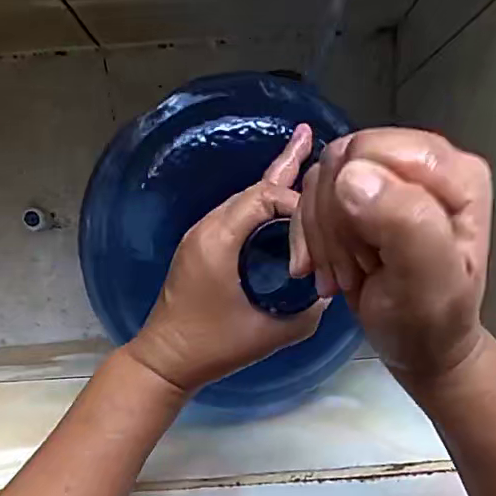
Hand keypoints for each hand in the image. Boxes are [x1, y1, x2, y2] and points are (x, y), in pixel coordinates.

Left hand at [125, 125, 328, 393]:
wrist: (166, 360)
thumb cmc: (214, 347)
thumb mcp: (271, 333)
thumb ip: (308, 311)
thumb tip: (330, 290)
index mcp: (220, 239)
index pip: (265, 196)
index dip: (299, 202)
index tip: (326, 223)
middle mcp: (208, 228)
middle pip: (253, 188)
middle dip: (286, 165)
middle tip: (309, 135)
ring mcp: (202, 236)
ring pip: (245, 200)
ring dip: (274, 185)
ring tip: (302, 162)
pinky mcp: (202, 249)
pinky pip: (238, 217)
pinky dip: (263, 207)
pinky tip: (282, 208)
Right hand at [289, 128, 490, 384]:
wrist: (421, 348)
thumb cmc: (429, 321)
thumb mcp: (427, 281)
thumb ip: (404, 224)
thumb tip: (352, 176)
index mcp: (455, 173)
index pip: (372, 151)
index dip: (352, 204)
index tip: (366, 259)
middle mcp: (423, 164)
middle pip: (341, 161)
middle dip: (334, 225)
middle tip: (354, 271)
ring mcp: (391, 178)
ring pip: (321, 179)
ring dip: (321, 236)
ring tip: (345, 275)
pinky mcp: (364, 194)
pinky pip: (313, 196)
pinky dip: (311, 238)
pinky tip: (325, 271)